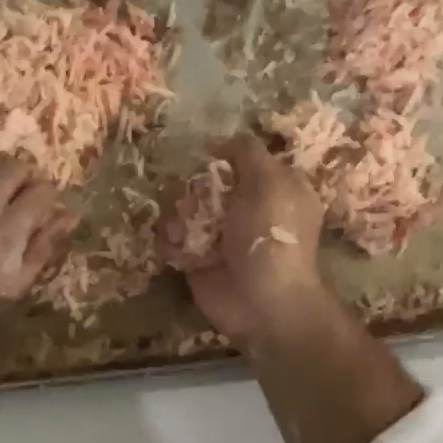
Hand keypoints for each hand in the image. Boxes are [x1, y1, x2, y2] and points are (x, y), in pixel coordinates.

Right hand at [178, 132, 327, 344]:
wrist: (261, 301)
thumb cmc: (270, 237)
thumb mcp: (268, 182)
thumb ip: (246, 152)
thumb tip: (220, 141)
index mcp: (271, 188)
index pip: (239, 163)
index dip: (221, 161)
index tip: (208, 162)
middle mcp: (244, 211)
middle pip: (203, 187)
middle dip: (192, 193)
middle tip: (194, 206)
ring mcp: (218, 238)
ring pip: (182, 213)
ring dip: (176, 218)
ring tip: (182, 232)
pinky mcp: (197, 262)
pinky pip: (172, 242)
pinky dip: (170, 244)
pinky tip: (178, 251)